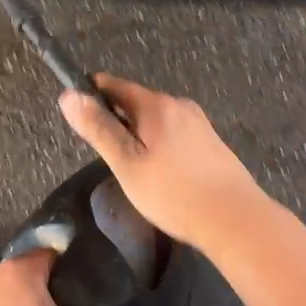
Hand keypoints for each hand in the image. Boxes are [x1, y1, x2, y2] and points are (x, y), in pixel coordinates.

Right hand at [59, 73, 270, 250]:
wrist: (237, 221)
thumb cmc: (174, 193)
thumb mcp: (127, 164)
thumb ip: (98, 129)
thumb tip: (68, 95)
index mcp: (155, 104)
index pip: (113, 84)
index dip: (92, 95)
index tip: (81, 119)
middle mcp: (178, 104)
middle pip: (136, 102)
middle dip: (118, 121)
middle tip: (110, 157)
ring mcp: (199, 123)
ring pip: (157, 120)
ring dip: (141, 136)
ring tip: (136, 171)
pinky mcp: (212, 143)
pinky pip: (175, 134)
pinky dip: (162, 146)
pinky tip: (165, 176)